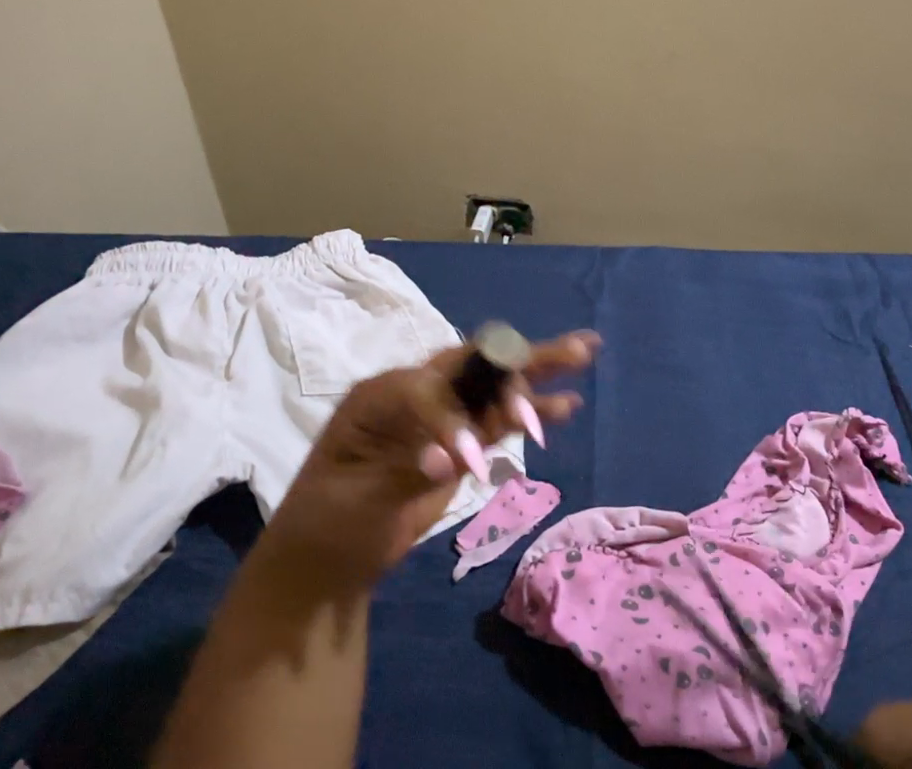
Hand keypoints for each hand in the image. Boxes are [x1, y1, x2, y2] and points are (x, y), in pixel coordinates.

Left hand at [263, 330, 601, 581]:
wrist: (325, 561)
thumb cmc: (327, 527)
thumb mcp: (359, 502)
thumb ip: (408, 474)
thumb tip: (452, 460)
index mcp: (380, 397)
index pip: (431, 389)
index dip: (456, 418)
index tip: (470, 463)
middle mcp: (415, 394)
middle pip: (476, 366)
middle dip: (523, 358)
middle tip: (578, 350)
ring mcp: (440, 418)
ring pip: (495, 387)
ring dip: (539, 374)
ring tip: (586, 352)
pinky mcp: (458, 445)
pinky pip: (499, 421)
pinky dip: (531, 411)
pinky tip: (566, 404)